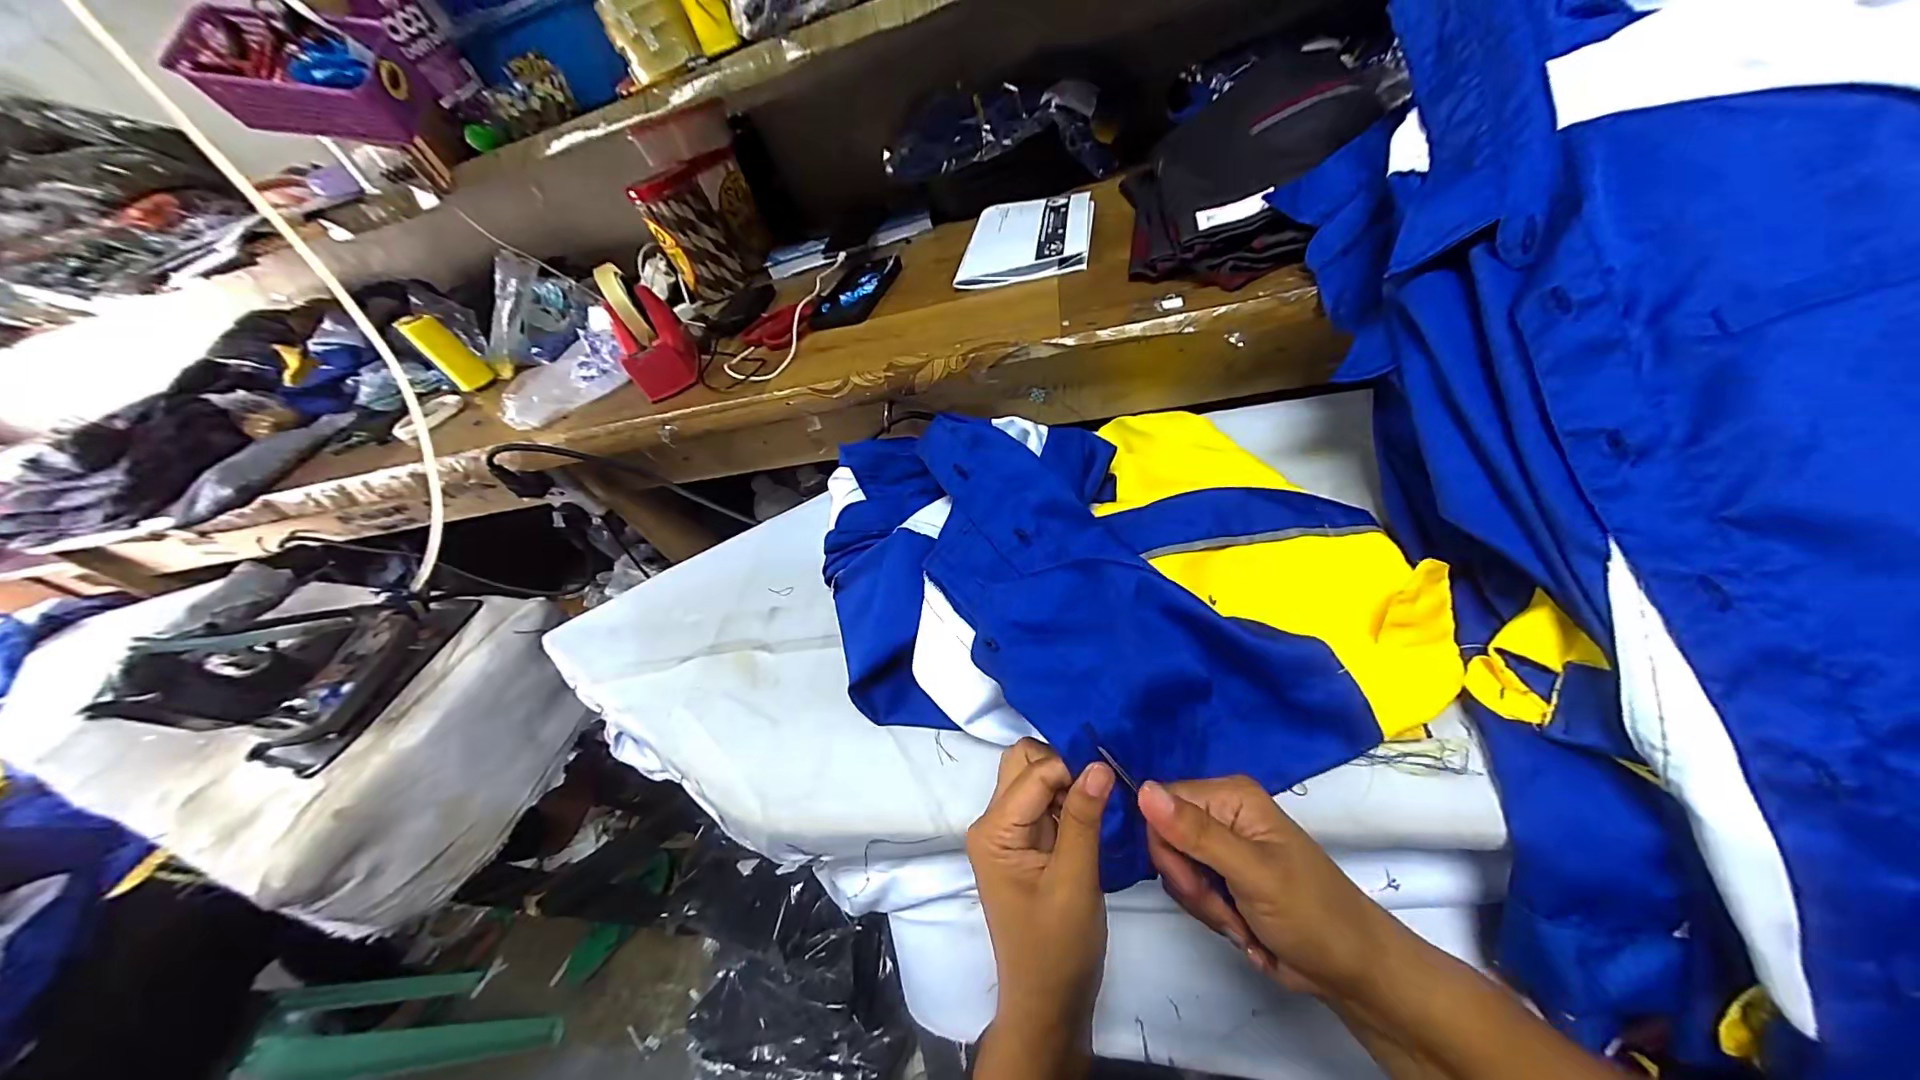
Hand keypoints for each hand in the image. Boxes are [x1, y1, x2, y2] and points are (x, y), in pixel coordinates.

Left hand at [966, 739, 1114, 1034]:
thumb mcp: (1076, 881)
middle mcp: (993, 822)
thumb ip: (1084, 818)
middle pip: (1024, 763)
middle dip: (1064, 768)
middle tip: (1100, 796)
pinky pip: (1044, 803)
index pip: (1033, 771)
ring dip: (1068, 785)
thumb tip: (1099, 764)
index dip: (1072, 768)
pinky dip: (1068, 802)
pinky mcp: (1024, 843)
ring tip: (1100, 810)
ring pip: (1035, 779)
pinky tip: (1093, 819)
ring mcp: (1007, 832)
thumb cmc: (1058, 948)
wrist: (1048, 1003)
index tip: (1111, 778)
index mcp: (994, 829)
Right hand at [1138, 776, 1405, 999]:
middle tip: (1224, 905)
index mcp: (1230, 795)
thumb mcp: (1253, 873)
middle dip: (1188, 881)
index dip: (1167, 844)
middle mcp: (1221, 812)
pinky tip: (1240, 925)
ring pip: (1173, 867)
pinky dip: (1209, 913)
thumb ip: (1197, 833)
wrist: (1353, 972)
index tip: (1197, 879)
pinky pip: (1187, 888)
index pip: (1161, 803)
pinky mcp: (1221, 876)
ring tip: (1240, 919)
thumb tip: (1143, 790)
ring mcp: (1221, 846)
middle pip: (1164, 837)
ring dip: (1201, 903)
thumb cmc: (1313, 915)